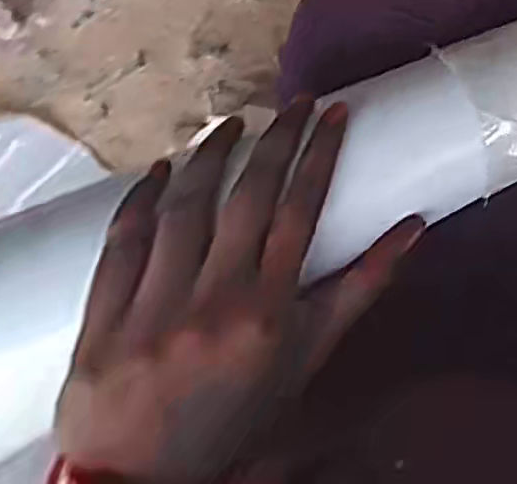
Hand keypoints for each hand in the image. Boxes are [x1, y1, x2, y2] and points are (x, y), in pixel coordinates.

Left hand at [55, 98, 424, 483]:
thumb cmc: (240, 414)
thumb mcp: (310, 353)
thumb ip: (363, 287)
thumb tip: (415, 226)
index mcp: (268, 311)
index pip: (301, 209)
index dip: (320, 152)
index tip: (334, 112)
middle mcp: (213, 303)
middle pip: (250, 195)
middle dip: (279, 137)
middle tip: (296, 103)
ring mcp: (151, 312)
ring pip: (185, 207)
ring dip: (211, 154)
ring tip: (232, 122)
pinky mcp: (101, 322)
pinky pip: (121, 243)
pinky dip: (141, 197)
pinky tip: (161, 168)